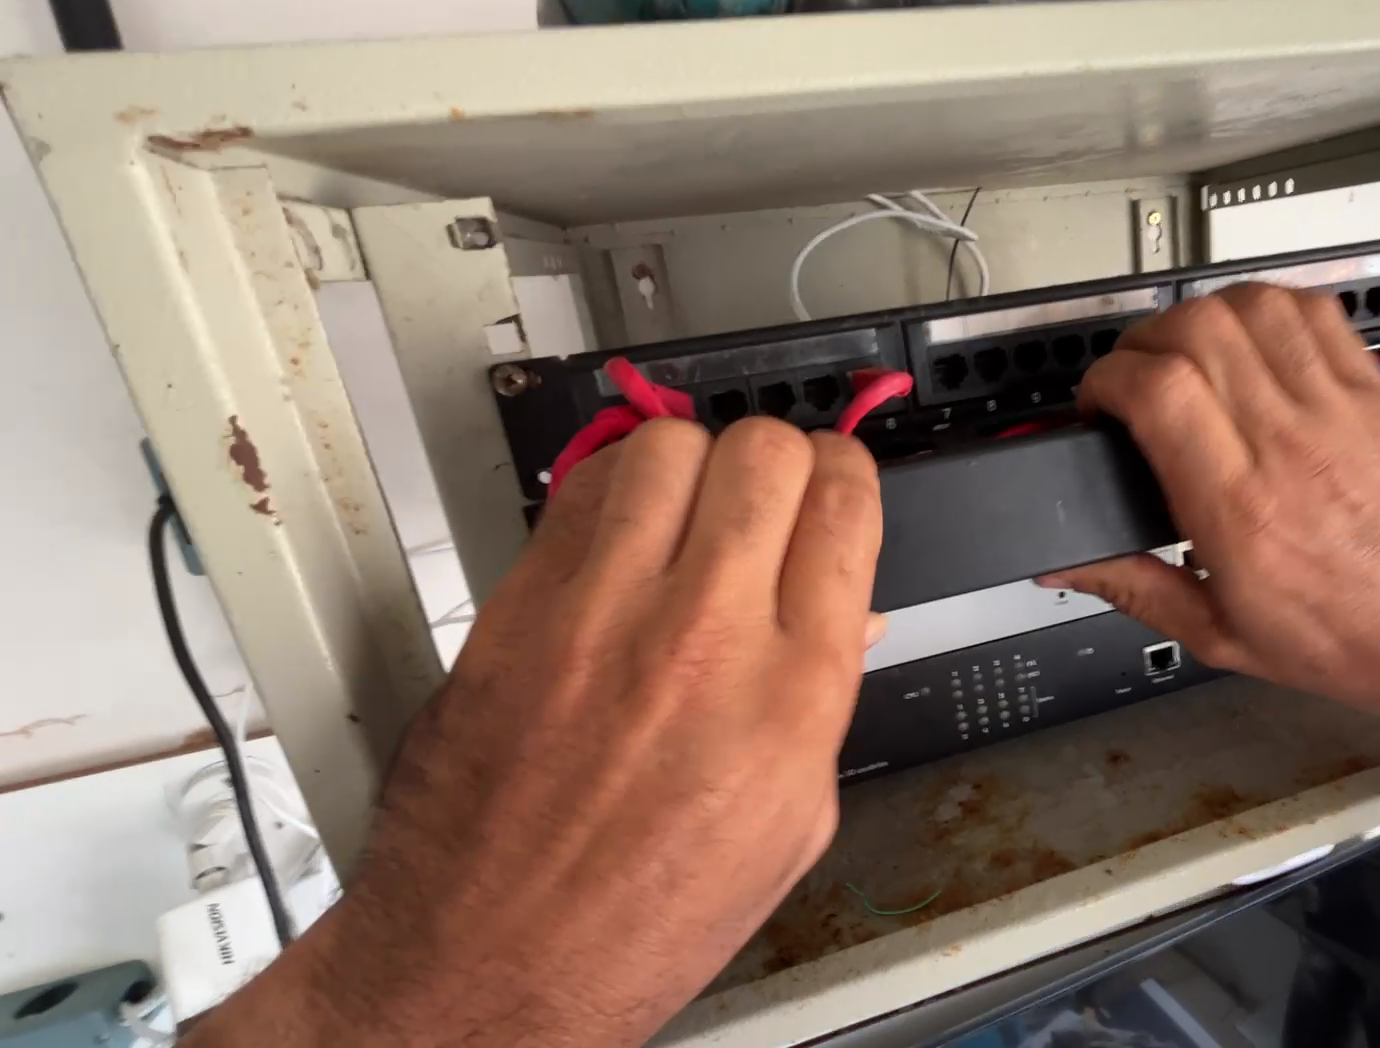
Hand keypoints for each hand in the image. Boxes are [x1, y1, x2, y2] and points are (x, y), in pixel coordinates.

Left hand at [190, 419, 883, 1046]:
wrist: (488, 969)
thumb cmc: (653, 912)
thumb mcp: (798, 817)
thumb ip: (831, 691)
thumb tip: (854, 610)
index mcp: (794, 690)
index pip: (844, 508)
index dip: (850, 473)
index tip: (839, 481)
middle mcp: (706, 635)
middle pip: (766, 454)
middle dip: (785, 454)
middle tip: (774, 488)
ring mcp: (603, 613)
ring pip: (672, 446)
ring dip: (701, 459)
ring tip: (700, 500)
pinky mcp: (519, 609)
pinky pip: (582, 490)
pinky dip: (620, 483)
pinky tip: (631, 524)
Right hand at [1042, 284, 1379, 726]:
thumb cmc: (1340, 637)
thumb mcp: (1212, 633)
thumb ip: (1128, 588)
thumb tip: (1064, 564)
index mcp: (1238, 508)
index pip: (1159, 391)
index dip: (1108, 378)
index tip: (1099, 401)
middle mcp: (1287, 445)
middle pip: (1196, 332)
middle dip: (1140, 343)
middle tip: (1133, 380)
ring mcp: (1338, 410)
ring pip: (1250, 309)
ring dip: (1197, 317)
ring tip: (1184, 357)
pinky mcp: (1373, 393)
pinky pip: (1313, 312)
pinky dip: (1263, 307)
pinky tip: (1246, 339)